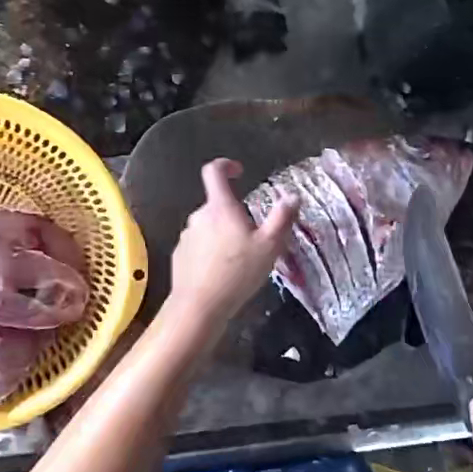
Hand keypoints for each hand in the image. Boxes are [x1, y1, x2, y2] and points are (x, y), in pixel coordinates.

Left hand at [168, 159, 297, 324]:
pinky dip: (210, 251)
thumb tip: (292, 196)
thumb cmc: (237, 273)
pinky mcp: (180, 255)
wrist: (199, 306)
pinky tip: (222, 272)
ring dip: (223, 235)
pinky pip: (199, 245)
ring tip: (239, 259)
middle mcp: (198, 216)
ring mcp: (186, 236)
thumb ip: (282, 218)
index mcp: (219, 207)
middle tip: (253, 237)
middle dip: (234, 215)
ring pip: (208, 227)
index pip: (214, 172)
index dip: (226, 165)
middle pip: (217, 205)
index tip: (240, 172)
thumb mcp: (270, 246)